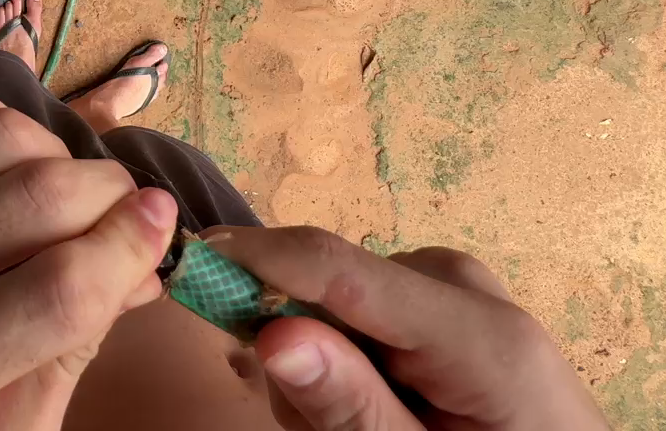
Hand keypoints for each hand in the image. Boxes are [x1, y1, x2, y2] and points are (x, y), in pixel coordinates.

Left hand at [0, 83, 176, 430]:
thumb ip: (73, 348)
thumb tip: (144, 264)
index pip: (57, 290)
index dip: (128, 248)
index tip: (165, 224)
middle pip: (37, 196)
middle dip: (108, 196)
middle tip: (128, 214)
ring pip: (2, 135)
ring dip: (59, 156)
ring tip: (67, 197)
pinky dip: (10, 123)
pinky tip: (17, 166)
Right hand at [204, 226, 606, 430]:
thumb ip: (352, 411)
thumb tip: (270, 334)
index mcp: (478, 333)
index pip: (337, 265)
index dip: (254, 254)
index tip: (187, 257)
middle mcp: (464, 288)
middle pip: (329, 286)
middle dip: (291, 341)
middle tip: (295, 420)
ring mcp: (458, 290)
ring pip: (337, 298)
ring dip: (317, 357)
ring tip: (345, 426)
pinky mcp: (448, 300)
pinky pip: (362, 306)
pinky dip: (342, 353)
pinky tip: (361, 402)